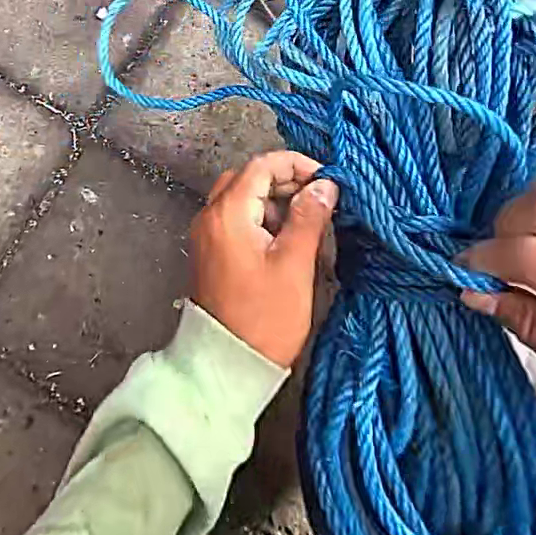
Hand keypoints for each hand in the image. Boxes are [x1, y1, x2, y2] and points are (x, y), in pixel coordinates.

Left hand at [192, 151, 337, 367]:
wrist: (224, 369)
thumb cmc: (263, 319)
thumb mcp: (294, 265)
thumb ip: (309, 217)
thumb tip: (325, 185)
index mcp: (228, 213)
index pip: (263, 165)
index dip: (298, 165)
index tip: (327, 181)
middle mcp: (211, 216)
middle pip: (251, 177)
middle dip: (288, 181)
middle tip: (320, 200)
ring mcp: (208, 235)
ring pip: (245, 197)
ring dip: (277, 201)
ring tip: (308, 224)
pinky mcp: (213, 252)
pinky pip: (239, 219)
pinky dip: (265, 219)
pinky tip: (288, 242)